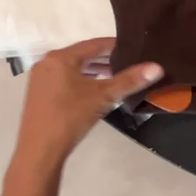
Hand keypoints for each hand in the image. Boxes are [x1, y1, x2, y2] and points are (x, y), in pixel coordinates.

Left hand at [13, 39, 161, 173]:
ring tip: (113, 76)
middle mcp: (47, 62)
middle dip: (104, 59)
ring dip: (92, 70)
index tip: (133, 48)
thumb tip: (158, 67)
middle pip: (82, 55)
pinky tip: (92, 90)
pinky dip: (79, 80)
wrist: (39, 150)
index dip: (115, 45)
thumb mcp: (104, 96)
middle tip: (127, 63)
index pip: (94, 44)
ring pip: (72, 68)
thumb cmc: (70, 116)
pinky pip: (63, 78)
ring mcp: (39, 78)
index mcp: (61, 57)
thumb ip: (130, 80)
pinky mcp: (37, 93)